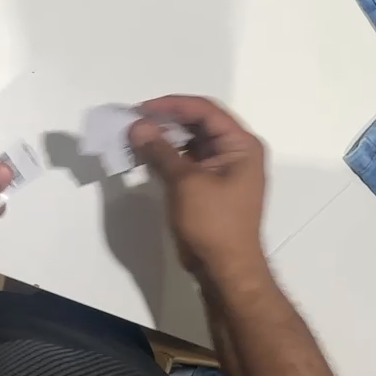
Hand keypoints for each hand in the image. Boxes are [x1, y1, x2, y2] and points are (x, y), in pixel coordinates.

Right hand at [128, 95, 268, 282]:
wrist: (225, 270)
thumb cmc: (213, 224)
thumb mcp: (186, 182)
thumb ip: (160, 150)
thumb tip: (137, 126)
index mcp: (241, 145)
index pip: (205, 110)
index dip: (172, 105)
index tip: (141, 109)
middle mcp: (236, 152)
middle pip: (198, 124)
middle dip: (165, 121)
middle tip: (134, 122)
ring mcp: (223, 170)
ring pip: (190, 143)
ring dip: (163, 139)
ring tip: (134, 138)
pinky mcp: (209, 186)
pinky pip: (186, 161)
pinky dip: (166, 157)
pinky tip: (144, 157)